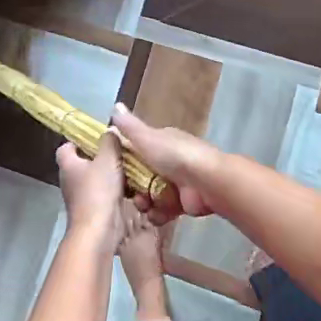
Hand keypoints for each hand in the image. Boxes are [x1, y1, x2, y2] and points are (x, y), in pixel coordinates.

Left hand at [55, 131, 125, 245]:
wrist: (98, 231)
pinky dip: (117, 190)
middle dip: (102, 156)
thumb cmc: (98, 191)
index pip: (66, 147)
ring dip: (112, 174)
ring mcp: (81, 197)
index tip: (97, 138)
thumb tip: (110, 129)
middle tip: (121, 150)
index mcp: (68, 165)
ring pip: (97, 179)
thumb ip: (110, 141)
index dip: (79, 140)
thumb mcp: (108, 159)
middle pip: (84, 163)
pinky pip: (106, 194)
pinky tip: (133, 187)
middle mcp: (71, 180)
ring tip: (131, 167)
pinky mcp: (94, 210)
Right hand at [111, 104, 221, 223]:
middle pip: (141, 176)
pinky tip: (158, 214)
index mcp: (162, 141)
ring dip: (145, 203)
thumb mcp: (146, 137)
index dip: (125, 162)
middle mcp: (169, 160)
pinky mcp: (182, 203)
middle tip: (131, 194)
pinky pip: (163, 210)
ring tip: (146, 206)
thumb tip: (115, 105)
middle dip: (134, 188)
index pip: (137, 150)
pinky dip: (159, 214)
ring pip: (150, 195)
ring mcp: (177, 182)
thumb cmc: (174, 155)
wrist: (206, 181)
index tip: (113, 173)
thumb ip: (129, 126)